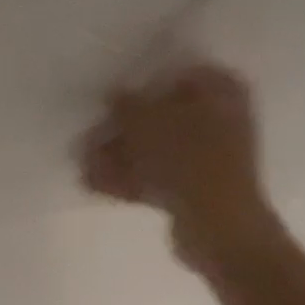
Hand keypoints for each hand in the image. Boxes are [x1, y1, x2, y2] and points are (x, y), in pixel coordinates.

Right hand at [75, 61, 280, 264]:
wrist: (219, 228)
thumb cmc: (190, 161)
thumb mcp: (150, 122)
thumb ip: (128, 106)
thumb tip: (114, 96)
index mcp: (223, 93)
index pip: (180, 76)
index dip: (145, 85)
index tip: (114, 98)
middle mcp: (220, 123)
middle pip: (163, 120)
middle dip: (122, 130)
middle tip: (89, 136)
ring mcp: (208, 163)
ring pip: (156, 153)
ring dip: (119, 157)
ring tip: (82, 162)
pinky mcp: (194, 195)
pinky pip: (156, 180)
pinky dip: (127, 180)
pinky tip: (92, 183)